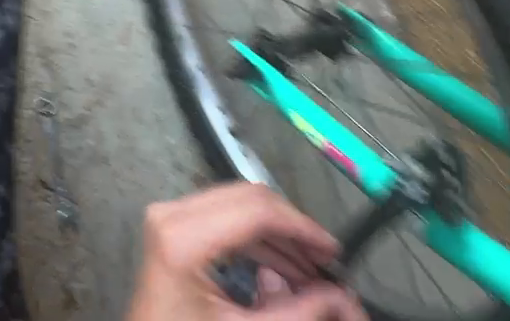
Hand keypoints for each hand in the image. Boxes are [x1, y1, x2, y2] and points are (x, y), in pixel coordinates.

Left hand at [124, 183, 367, 320]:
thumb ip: (295, 313)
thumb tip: (339, 295)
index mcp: (183, 238)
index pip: (256, 211)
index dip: (301, 226)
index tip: (332, 250)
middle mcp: (172, 213)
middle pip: (249, 199)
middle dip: (292, 227)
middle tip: (325, 258)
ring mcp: (170, 214)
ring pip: (239, 204)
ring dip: (278, 233)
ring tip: (311, 268)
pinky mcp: (174, 222)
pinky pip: (224, 215)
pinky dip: (256, 237)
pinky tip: (284, 264)